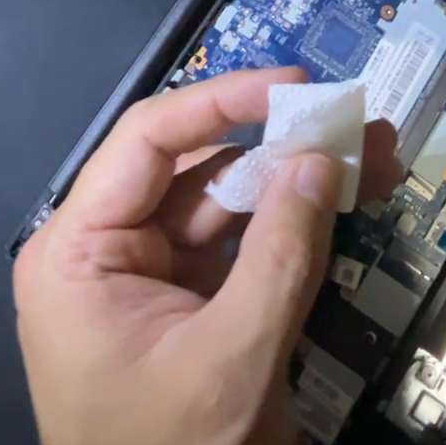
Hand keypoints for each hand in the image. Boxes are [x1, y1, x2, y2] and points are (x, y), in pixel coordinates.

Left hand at [14, 67, 404, 444]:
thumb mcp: (233, 359)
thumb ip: (280, 252)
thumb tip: (318, 158)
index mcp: (78, 250)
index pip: (148, 141)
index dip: (222, 100)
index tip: (291, 84)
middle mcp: (106, 245)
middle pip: (195, 165)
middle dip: (276, 141)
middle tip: (348, 118)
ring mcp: (149, 269)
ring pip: (225, 197)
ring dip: (295, 175)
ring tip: (366, 151)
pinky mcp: (186, 293)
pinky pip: (239, 238)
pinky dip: (290, 218)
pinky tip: (342, 194)